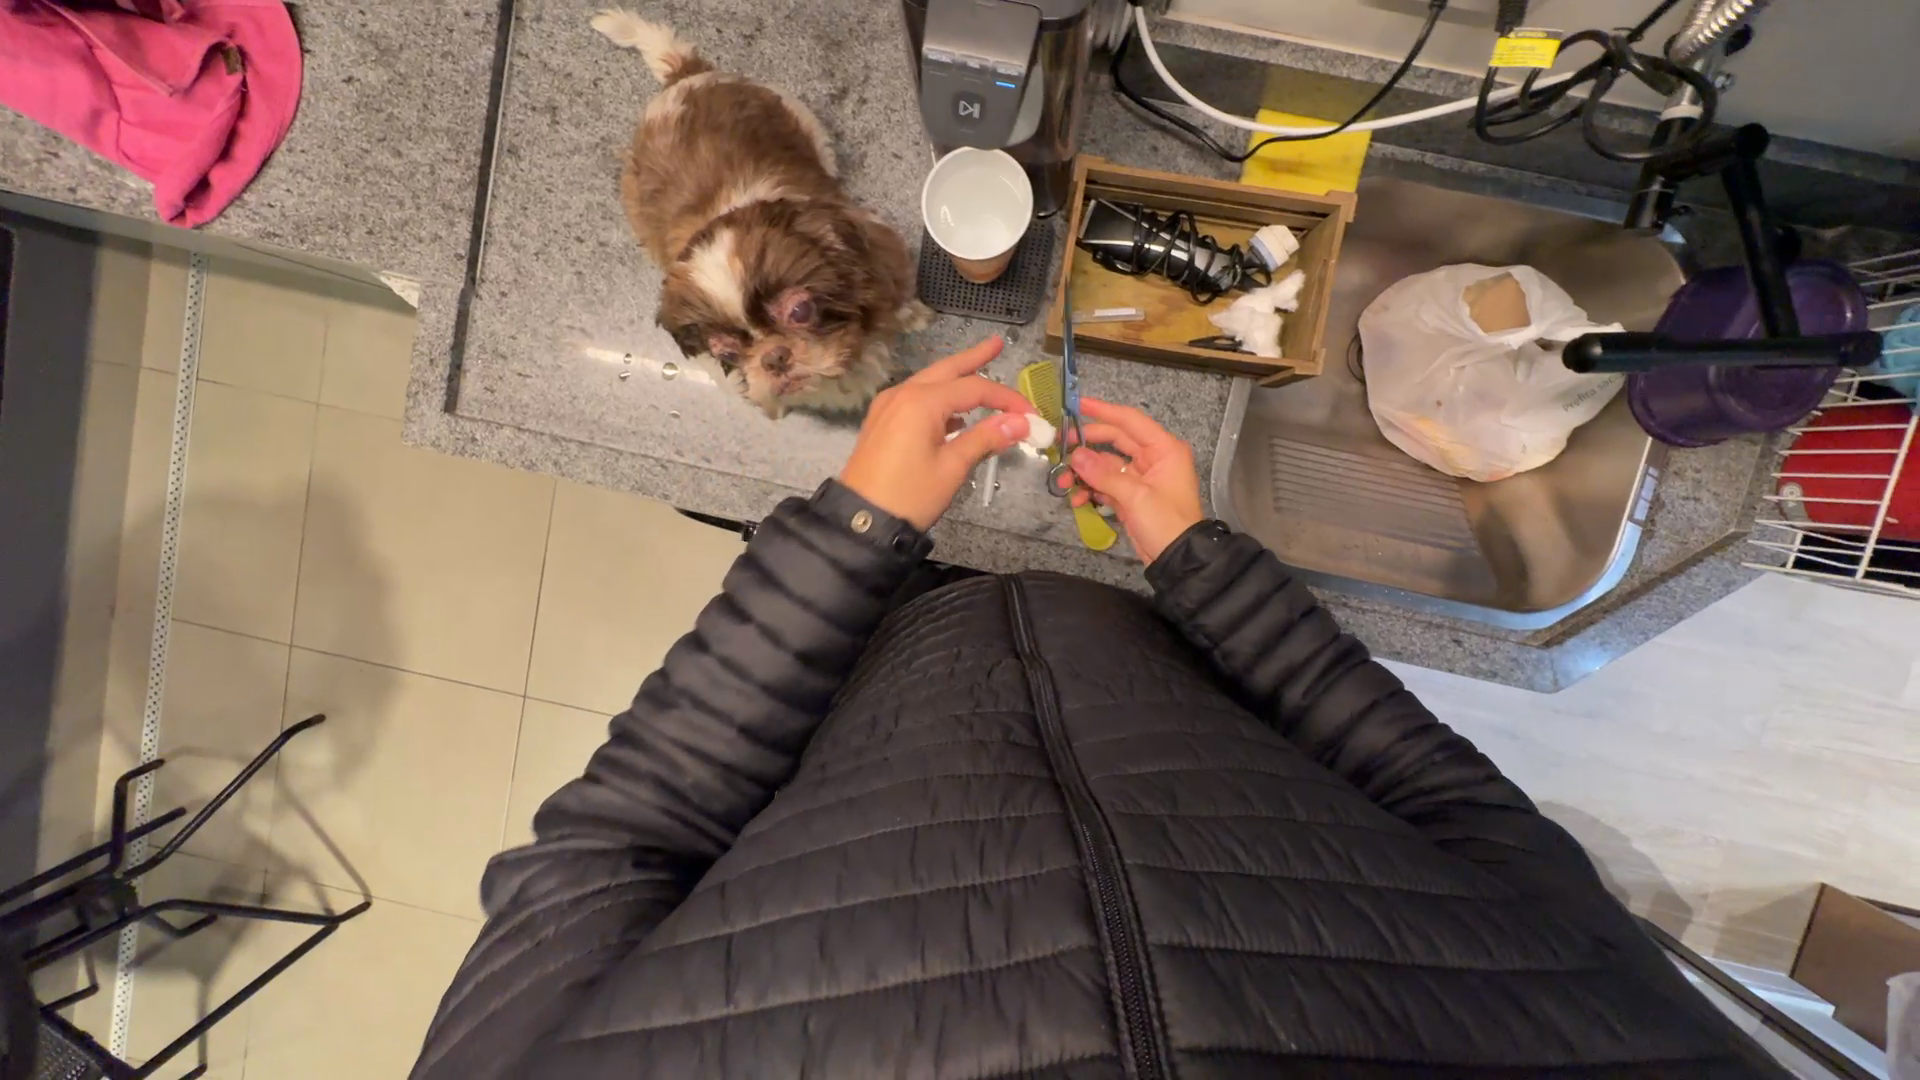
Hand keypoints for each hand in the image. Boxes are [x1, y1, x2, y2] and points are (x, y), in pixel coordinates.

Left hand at [839, 338, 1036, 529]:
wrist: (861, 522)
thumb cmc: (910, 495)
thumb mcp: (953, 467)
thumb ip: (986, 438)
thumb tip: (1021, 422)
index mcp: (921, 402)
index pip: (975, 389)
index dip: (1007, 399)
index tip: (1031, 415)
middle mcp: (902, 394)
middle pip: (947, 370)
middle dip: (974, 359)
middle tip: (998, 344)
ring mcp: (888, 406)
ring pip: (930, 383)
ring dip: (957, 380)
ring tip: (981, 373)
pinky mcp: (881, 422)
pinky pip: (916, 400)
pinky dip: (940, 400)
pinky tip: (955, 414)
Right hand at [1064, 398, 1203, 563]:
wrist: (1178, 560)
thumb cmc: (1166, 523)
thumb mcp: (1135, 497)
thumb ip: (1104, 475)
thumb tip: (1076, 455)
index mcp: (1163, 449)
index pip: (1130, 420)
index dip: (1103, 411)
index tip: (1078, 404)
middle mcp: (1153, 458)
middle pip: (1115, 440)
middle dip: (1087, 444)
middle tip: (1061, 445)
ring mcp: (1141, 478)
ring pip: (1106, 465)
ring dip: (1084, 473)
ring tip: (1063, 483)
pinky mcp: (1131, 496)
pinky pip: (1106, 485)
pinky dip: (1090, 490)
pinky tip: (1076, 500)